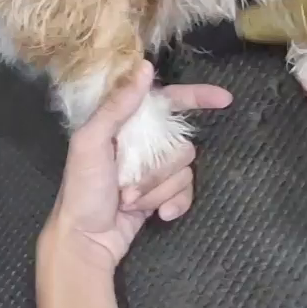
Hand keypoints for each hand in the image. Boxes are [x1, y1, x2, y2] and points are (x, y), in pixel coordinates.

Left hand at [40, 62, 232, 271]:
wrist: (85, 239)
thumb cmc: (82, 190)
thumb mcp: (90, 143)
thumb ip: (116, 106)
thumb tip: (145, 67)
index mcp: (126, 124)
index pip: (168, 102)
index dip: (197, 97)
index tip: (224, 99)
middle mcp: (144, 144)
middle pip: (182, 145)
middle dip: (158, 170)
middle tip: (126, 186)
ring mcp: (154, 171)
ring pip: (184, 171)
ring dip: (158, 190)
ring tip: (130, 202)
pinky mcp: (162, 195)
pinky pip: (186, 193)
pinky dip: (175, 204)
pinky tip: (159, 215)